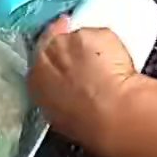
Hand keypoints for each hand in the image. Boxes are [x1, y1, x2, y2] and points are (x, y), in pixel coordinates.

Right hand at [28, 18, 152, 156]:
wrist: (109, 112)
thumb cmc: (86, 123)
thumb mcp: (59, 117)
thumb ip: (57, 95)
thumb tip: (66, 93)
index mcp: (36, 78)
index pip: (40, 61)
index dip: (55, 62)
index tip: (67, 66)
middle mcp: (47, 53)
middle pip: (56, 41)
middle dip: (70, 48)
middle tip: (88, 60)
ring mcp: (71, 39)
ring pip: (81, 38)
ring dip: (92, 49)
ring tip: (108, 69)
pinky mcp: (94, 33)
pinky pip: (103, 37)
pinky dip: (112, 49)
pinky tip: (119, 65)